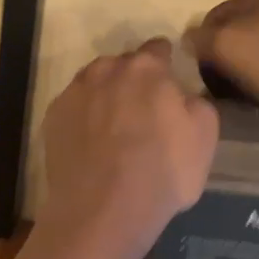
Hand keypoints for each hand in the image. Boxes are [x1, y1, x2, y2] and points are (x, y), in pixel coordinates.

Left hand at [39, 39, 218, 258]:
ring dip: (105, 94)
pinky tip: (90, 140)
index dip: (166, 62)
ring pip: (94, 82)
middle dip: (133, 79)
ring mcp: (75, 92)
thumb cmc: (162, 172)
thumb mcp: (205, 137)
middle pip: (123, 65)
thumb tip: (184, 96)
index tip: (169, 80)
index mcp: (146, 68)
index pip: (158, 49)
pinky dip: (83, 116)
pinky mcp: (53, 117)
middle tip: (142, 109)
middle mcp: (106, 70)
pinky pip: (74, 106)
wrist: (102, 210)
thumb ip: (197, 103)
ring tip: (113, 124)